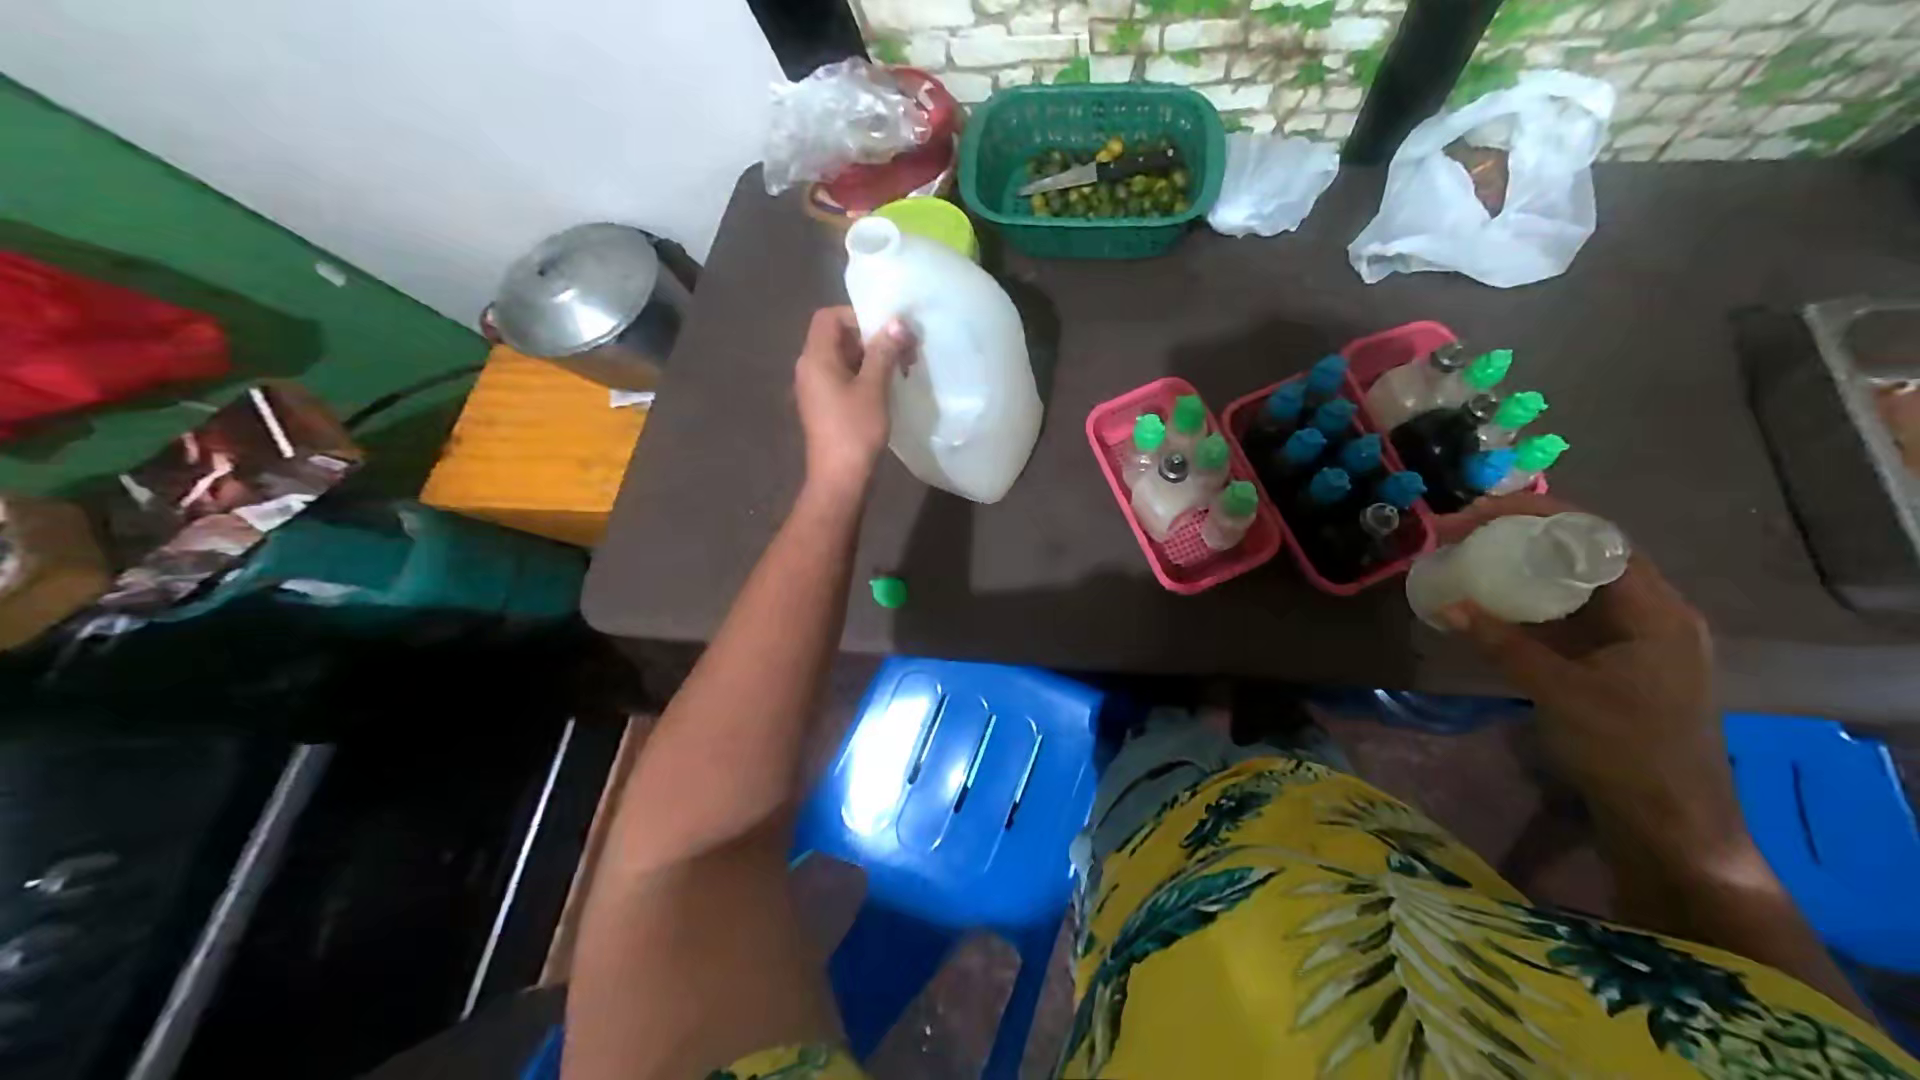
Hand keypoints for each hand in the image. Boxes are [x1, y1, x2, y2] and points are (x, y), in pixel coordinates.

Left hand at [792, 307, 911, 498]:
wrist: (839, 479)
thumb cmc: (855, 431)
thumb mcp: (874, 388)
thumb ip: (884, 352)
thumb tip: (897, 323)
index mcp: (815, 359)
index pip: (829, 317)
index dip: (858, 316)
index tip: (887, 330)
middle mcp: (809, 369)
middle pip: (837, 337)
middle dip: (871, 338)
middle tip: (903, 350)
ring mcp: (816, 389)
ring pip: (843, 359)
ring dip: (872, 358)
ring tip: (901, 370)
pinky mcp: (825, 406)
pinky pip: (843, 378)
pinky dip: (865, 376)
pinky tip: (888, 388)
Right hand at [1435, 493, 1742, 866]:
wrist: (1667, 818)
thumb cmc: (1625, 750)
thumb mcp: (1559, 692)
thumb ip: (1503, 644)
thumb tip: (1448, 603)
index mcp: (1654, 610)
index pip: (1594, 537)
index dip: (1533, 514)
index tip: (1472, 514)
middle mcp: (1648, 611)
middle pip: (1582, 549)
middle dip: (1518, 531)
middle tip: (1457, 531)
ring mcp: (1629, 634)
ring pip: (1571, 577)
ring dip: (1518, 560)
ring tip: (1465, 553)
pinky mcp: (1609, 655)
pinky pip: (1563, 609)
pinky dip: (1523, 595)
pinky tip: (1487, 598)